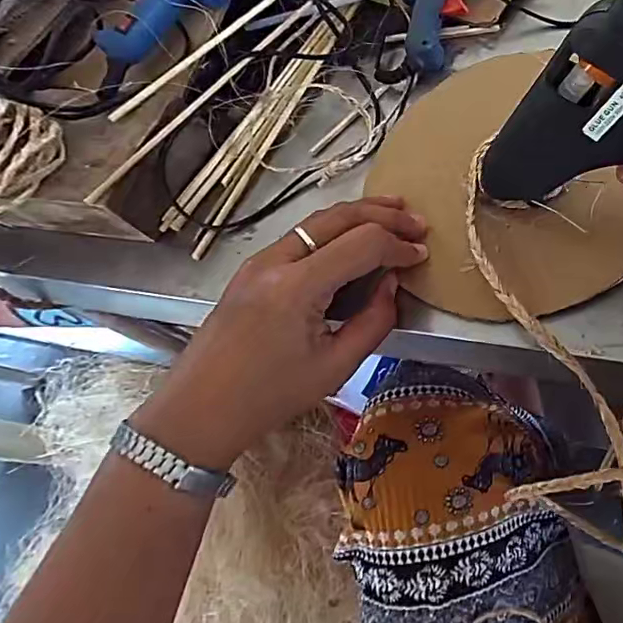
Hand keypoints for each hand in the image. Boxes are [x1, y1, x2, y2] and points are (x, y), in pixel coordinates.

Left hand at [130, 198, 427, 468]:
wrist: (201, 409)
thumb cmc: (269, 396)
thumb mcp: (335, 367)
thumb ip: (374, 322)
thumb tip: (392, 285)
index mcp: (296, 287)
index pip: (361, 243)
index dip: (398, 245)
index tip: (422, 254)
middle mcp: (275, 261)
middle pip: (338, 217)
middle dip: (383, 214)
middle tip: (416, 221)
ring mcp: (259, 261)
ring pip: (316, 221)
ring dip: (357, 215)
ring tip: (392, 214)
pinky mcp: (252, 270)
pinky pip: (300, 238)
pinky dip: (333, 231)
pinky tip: (352, 240)